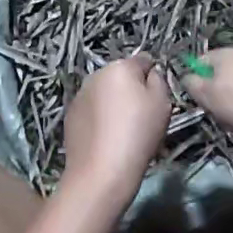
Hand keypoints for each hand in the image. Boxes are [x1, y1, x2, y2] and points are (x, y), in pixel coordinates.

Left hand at [62, 55, 170, 198]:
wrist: (101, 171)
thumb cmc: (138, 133)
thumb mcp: (162, 103)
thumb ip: (158, 80)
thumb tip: (150, 72)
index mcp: (120, 67)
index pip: (143, 61)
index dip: (153, 77)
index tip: (156, 99)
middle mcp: (96, 74)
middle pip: (121, 77)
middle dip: (131, 90)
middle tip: (141, 117)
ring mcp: (79, 95)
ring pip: (104, 93)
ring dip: (113, 104)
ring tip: (122, 131)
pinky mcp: (70, 115)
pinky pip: (91, 110)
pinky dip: (99, 118)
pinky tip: (105, 138)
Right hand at [181, 48, 232, 147]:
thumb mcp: (206, 95)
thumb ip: (191, 84)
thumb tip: (188, 78)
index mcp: (225, 52)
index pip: (199, 61)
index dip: (195, 80)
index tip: (199, 99)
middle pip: (218, 74)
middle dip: (214, 94)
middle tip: (216, 112)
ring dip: (230, 104)